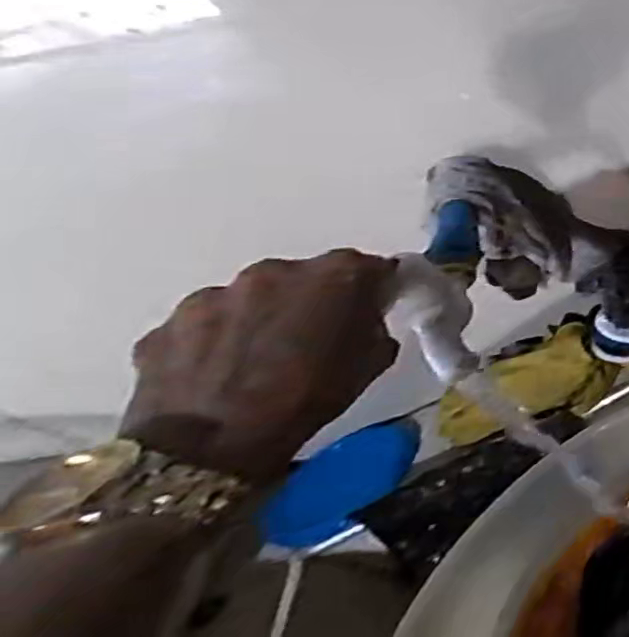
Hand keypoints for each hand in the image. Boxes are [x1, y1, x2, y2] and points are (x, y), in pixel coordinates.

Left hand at [121, 249, 399, 482]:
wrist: (211, 448)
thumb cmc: (308, 397)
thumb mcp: (374, 357)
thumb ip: (373, 322)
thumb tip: (362, 320)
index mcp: (339, 272)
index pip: (369, 268)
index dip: (371, 290)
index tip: (368, 310)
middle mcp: (277, 270)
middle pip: (305, 277)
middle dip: (310, 300)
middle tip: (311, 338)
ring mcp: (215, 295)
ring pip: (249, 299)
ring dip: (258, 317)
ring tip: (258, 359)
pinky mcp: (165, 325)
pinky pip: (200, 325)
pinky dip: (211, 340)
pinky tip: (219, 372)